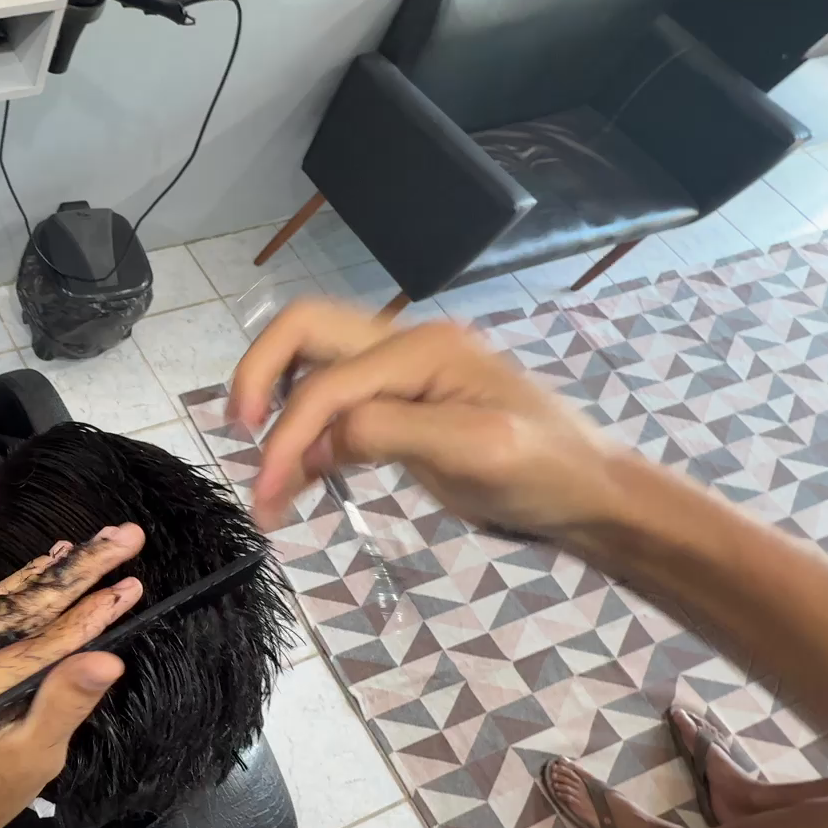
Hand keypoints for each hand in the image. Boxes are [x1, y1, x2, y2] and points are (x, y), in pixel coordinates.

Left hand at [0, 524, 147, 827]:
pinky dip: (26, 582)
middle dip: (82, 568)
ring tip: (96, 540)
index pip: (44, 640)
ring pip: (11, 596)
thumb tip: (109, 658)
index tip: (134, 582)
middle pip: (27, 603)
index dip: (93, 612)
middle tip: (127, 535)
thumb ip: (64, 704)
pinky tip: (50, 561)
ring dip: (58, 567)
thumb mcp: (32, 760)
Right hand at [230, 299, 627, 535]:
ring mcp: (391, 373)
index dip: (288, 436)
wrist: (586, 496)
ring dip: (272, 415)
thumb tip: (312, 446)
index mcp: (420, 349)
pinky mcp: (387, 405)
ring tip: (267, 480)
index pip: (324, 384)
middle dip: (256, 376)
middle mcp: (398, 346)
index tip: (268, 492)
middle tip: (240, 430)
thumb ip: (386, 432)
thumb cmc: (543, 471)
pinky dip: (298, 444)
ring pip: (302, 368)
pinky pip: (322, 409)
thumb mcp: (476, 448)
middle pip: (299, 331)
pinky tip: (294, 485)